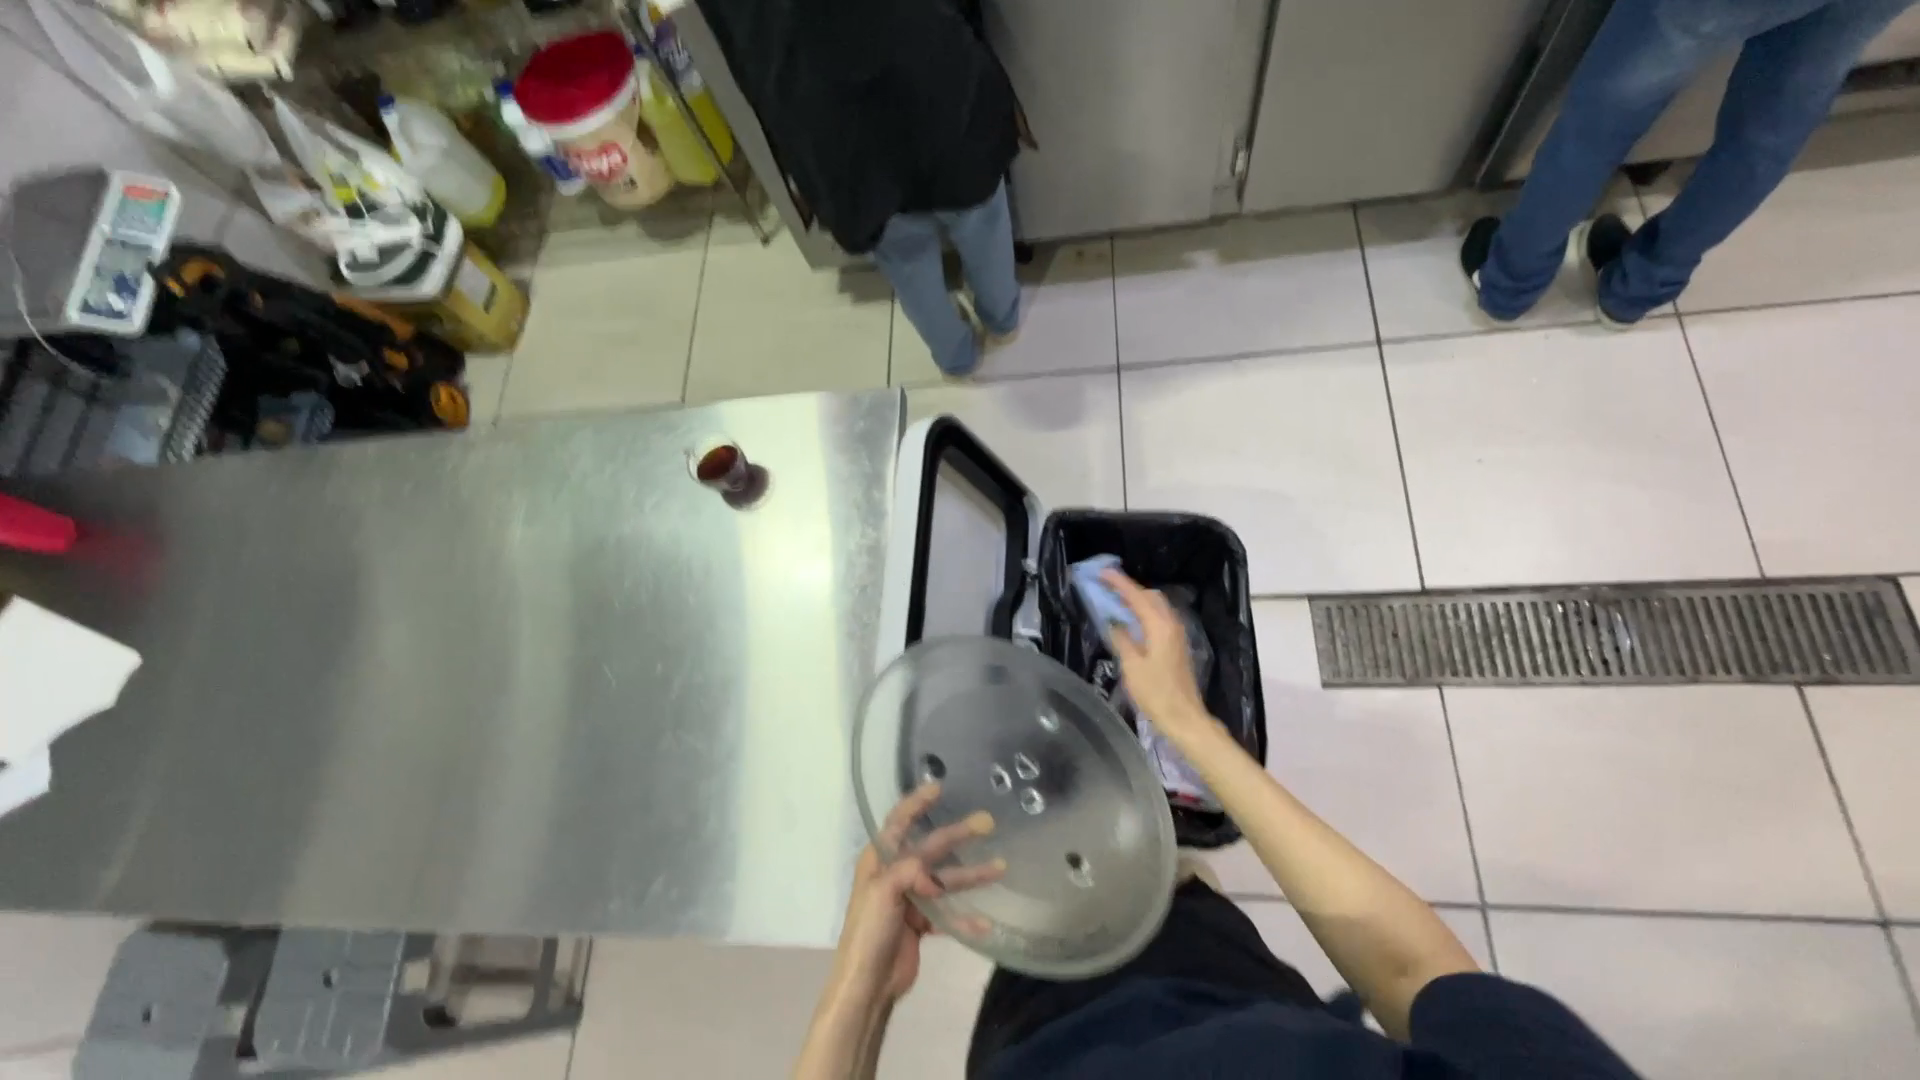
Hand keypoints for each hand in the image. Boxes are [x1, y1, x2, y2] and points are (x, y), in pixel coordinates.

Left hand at [834, 782, 1002, 1003]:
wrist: (867, 984)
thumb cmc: (868, 932)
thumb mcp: (881, 894)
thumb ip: (908, 872)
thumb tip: (934, 876)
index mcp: (879, 861)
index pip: (898, 822)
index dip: (916, 803)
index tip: (938, 787)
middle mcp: (895, 874)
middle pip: (931, 848)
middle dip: (958, 836)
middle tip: (987, 822)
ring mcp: (910, 899)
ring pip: (946, 880)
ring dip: (971, 875)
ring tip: (1000, 867)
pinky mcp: (922, 924)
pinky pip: (949, 914)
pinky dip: (966, 917)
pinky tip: (986, 922)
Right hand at [1104, 569, 1211, 739]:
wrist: (1183, 716)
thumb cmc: (1155, 693)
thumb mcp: (1132, 666)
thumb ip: (1122, 639)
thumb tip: (1113, 622)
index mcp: (1159, 626)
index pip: (1137, 596)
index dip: (1119, 583)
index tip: (1102, 572)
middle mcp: (1171, 624)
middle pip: (1150, 596)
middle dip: (1129, 588)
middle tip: (1106, 586)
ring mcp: (1176, 634)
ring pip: (1156, 606)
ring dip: (1137, 599)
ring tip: (1115, 600)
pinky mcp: (1176, 644)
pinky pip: (1159, 617)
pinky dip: (1144, 611)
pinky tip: (1131, 620)